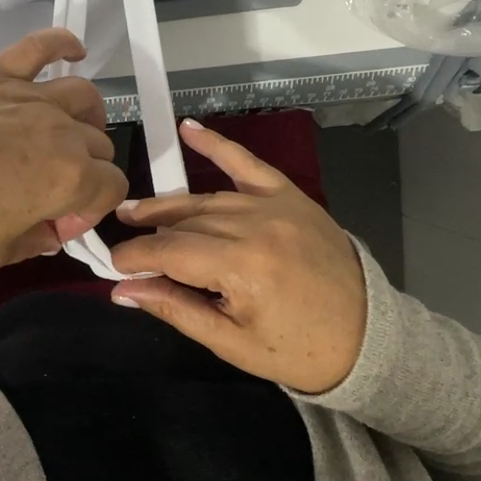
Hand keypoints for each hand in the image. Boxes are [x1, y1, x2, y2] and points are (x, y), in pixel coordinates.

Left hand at [0, 29, 128, 272]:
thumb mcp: (1, 254)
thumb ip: (38, 241)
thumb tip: (52, 230)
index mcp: (70, 178)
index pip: (111, 188)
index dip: (91, 210)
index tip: (58, 223)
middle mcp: (61, 132)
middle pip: (100, 145)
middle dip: (87, 172)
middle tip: (52, 192)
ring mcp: (30, 99)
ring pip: (83, 97)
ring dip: (88, 117)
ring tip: (75, 133)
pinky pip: (37, 48)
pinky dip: (60, 44)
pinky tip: (76, 50)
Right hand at [109, 120, 366, 393]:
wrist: (368, 339)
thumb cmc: (295, 350)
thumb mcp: (229, 341)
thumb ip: (174, 308)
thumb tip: (121, 290)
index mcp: (242, 267)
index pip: (169, 251)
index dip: (135, 256)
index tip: (112, 264)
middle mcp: (256, 226)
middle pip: (185, 222)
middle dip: (148, 233)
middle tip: (119, 237)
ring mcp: (276, 206)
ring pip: (207, 200)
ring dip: (170, 204)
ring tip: (137, 210)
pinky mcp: (291, 197)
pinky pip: (248, 164)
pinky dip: (218, 145)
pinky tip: (188, 130)